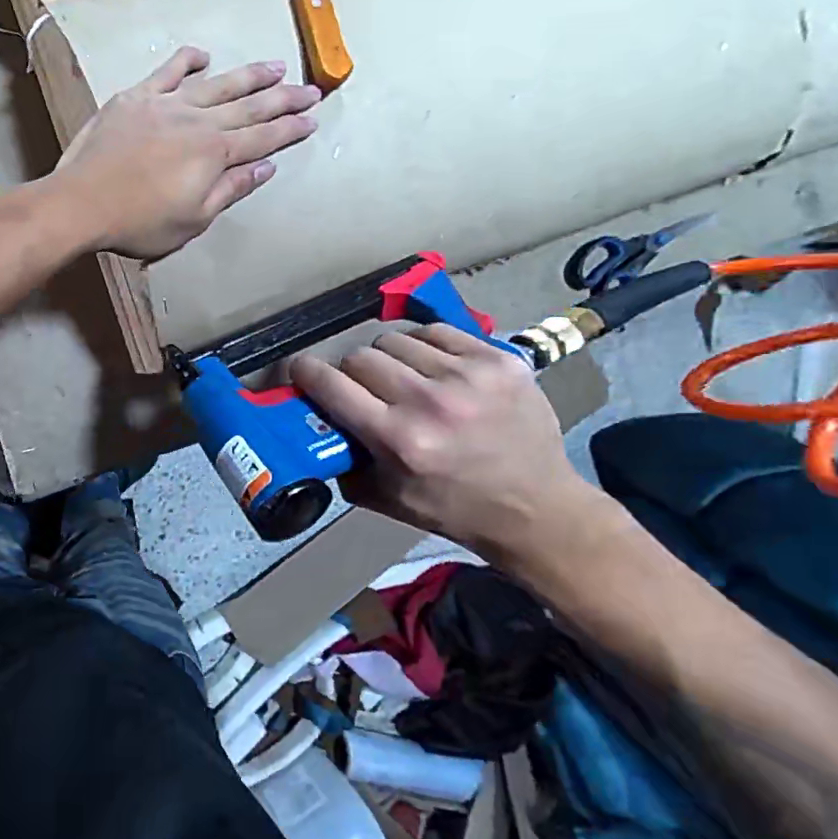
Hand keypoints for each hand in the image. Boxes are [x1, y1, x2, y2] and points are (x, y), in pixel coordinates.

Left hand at [47, 46, 319, 258]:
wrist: (82, 202)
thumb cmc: (138, 222)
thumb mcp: (192, 220)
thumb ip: (230, 190)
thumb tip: (265, 168)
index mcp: (214, 154)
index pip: (263, 138)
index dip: (289, 129)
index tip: (312, 118)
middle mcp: (198, 122)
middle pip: (249, 106)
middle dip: (283, 99)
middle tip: (310, 89)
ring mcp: (166, 104)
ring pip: (217, 84)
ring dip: (249, 75)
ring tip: (275, 66)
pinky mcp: (136, 98)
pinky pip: (167, 71)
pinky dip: (187, 60)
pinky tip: (204, 55)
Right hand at [290, 326, 621, 565]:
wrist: (537, 508)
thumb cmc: (453, 507)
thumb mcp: (385, 497)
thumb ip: (343, 460)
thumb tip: (313, 425)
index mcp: (398, 439)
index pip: (331, 385)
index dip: (306, 372)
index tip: (300, 369)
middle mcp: (430, 402)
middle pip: (360, 357)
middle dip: (351, 371)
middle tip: (362, 387)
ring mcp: (468, 376)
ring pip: (395, 339)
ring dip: (389, 357)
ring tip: (402, 377)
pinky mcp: (498, 360)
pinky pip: (436, 331)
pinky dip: (425, 345)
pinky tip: (433, 366)